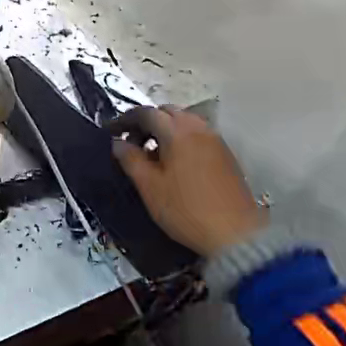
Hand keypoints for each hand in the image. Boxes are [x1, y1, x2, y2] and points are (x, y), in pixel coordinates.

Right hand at [111, 106, 266, 255]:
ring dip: (166, 129)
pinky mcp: (225, 153)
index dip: (126, 119)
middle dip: (147, 121)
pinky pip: (198, 134)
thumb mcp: (150, 187)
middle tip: (132, 142)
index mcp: (177, 131)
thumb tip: (118, 142)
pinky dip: (182, 138)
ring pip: (186, 121)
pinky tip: (176, 162)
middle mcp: (198, 127)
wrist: (234, 233)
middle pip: (168, 112)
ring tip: (153, 153)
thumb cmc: (185, 210)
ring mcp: (215, 139)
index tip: (111, 132)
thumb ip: (131, 160)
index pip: (146, 113)